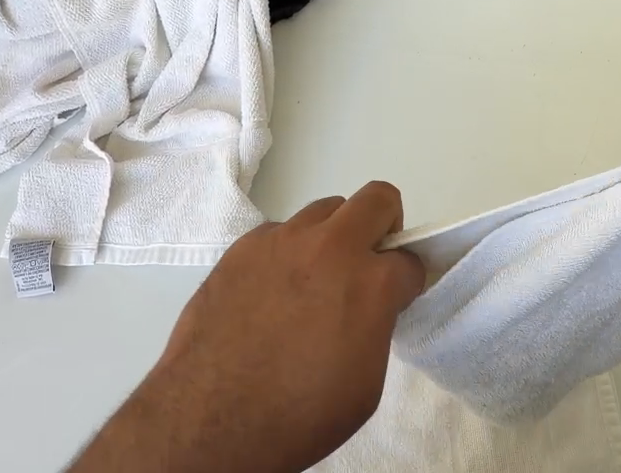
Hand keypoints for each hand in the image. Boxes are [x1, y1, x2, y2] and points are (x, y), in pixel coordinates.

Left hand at [73, 182, 426, 472]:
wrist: (210, 420)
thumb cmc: (299, 414)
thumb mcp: (366, 382)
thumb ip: (378, 324)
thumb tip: (374, 304)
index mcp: (370, 282)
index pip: (410, 260)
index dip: (406, 280)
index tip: (396, 296)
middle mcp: (331, 246)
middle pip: (378, 199)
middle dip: (384, 225)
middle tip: (368, 262)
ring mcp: (284, 239)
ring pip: (324, 210)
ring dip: (331, 237)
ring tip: (310, 282)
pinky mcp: (245, 245)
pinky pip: (278, 233)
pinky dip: (285, 254)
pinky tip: (268, 293)